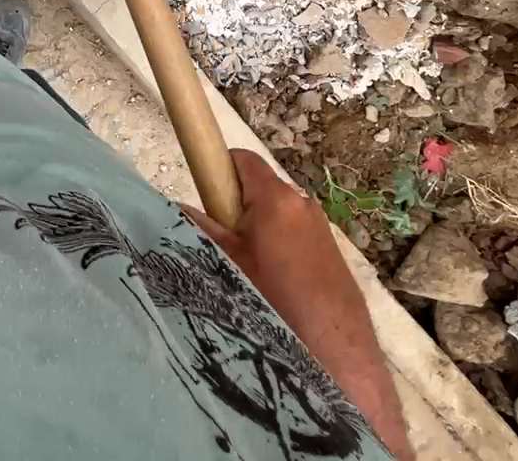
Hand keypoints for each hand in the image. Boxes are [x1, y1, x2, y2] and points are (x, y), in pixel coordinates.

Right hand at [180, 150, 349, 317]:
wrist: (338, 358)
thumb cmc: (272, 299)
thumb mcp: (224, 262)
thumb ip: (198, 229)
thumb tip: (179, 208)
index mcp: (275, 199)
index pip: (242, 159)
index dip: (219, 167)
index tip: (205, 192)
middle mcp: (303, 205)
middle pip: (259, 189)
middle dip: (237, 207)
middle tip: (223, 241)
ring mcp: (323, 230)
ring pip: (277, 216)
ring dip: (259, 231)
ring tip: (249, 269)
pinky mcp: (335, 255)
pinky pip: (296, 238)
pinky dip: (280, 249)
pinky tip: (275, 285)